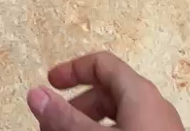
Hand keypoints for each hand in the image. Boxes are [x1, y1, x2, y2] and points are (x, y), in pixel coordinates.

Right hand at [26, 51, 185, 130]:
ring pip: (117, 121)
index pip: (102, 64)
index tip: (48, 85)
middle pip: (107, 94)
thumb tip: (35, 94)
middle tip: (49, 127)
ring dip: (87, 127)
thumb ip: (66, 118)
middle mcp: (154, 107)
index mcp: (140, 92)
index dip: (72, 70)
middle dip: (74, 108)